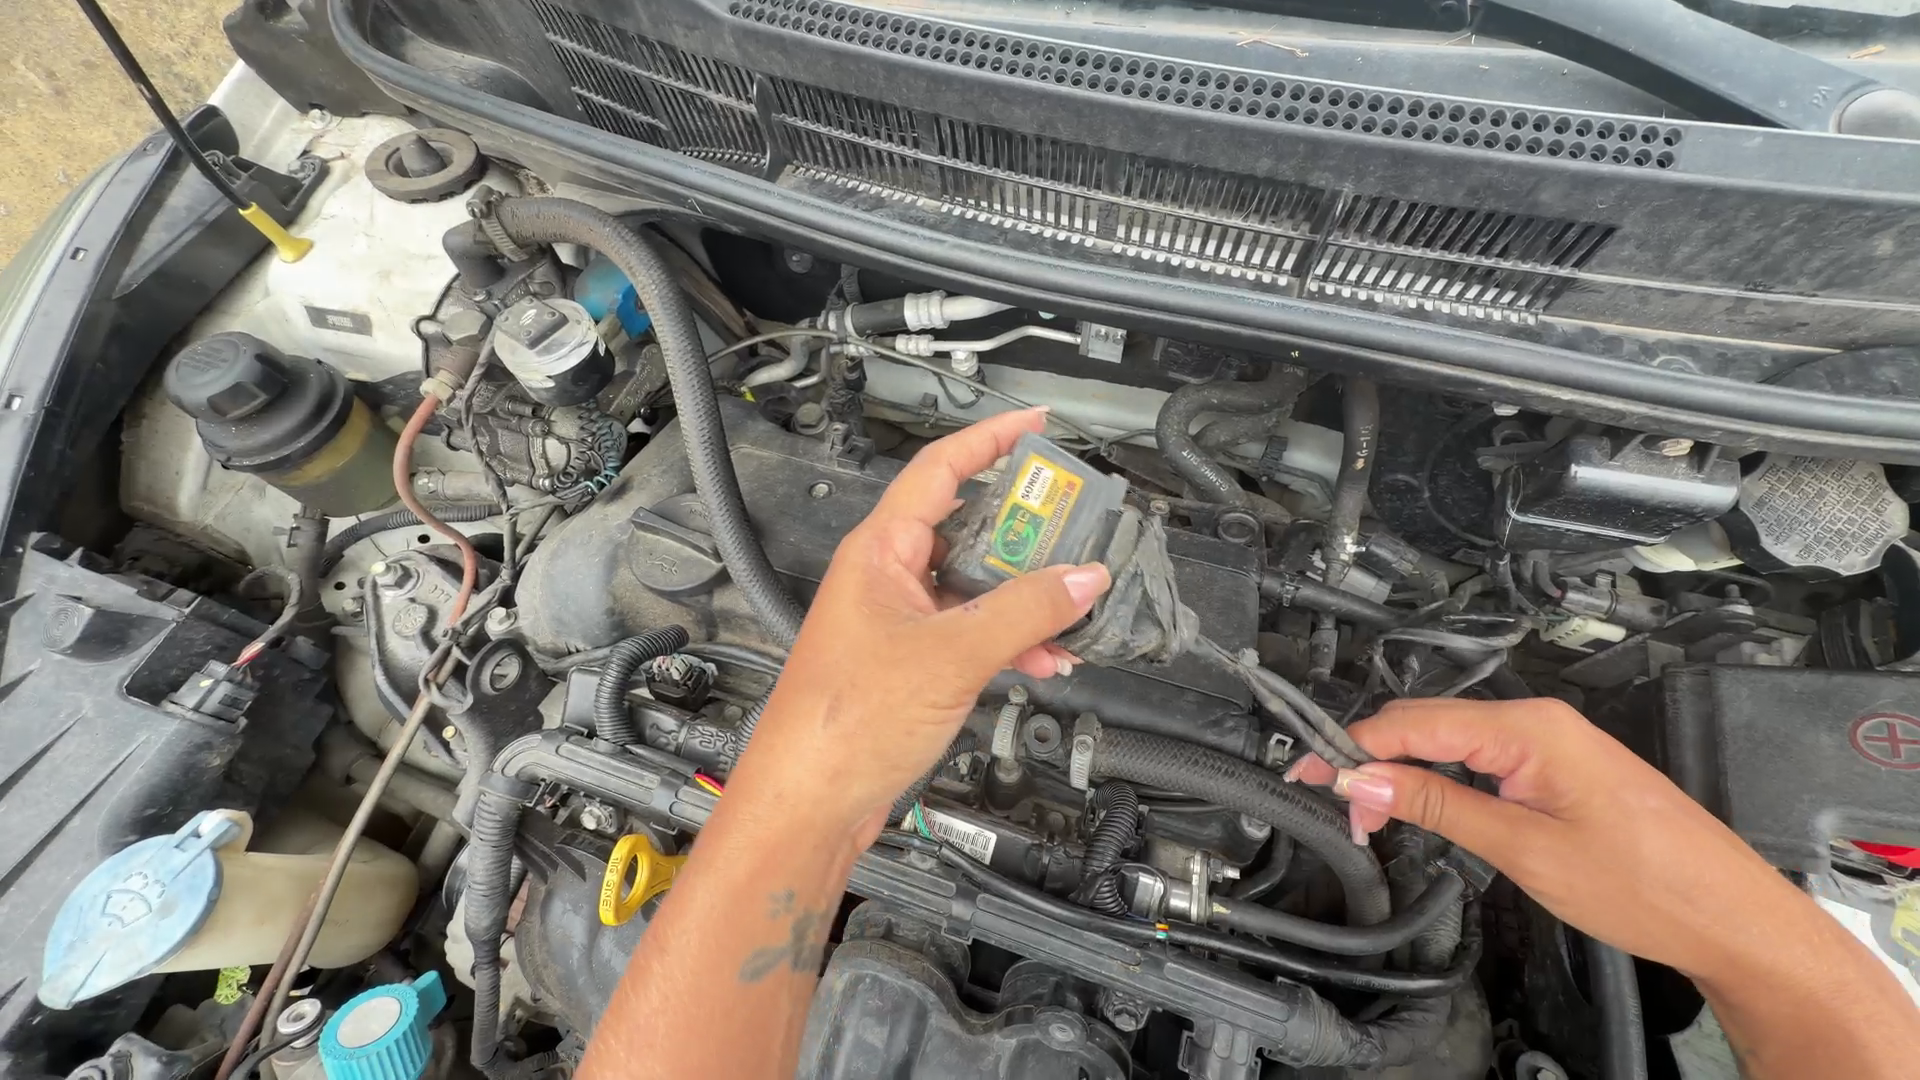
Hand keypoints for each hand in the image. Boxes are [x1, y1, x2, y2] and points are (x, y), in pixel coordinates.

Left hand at [730, 408, 1110, 839]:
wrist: (810, 802)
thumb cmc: (844, 722)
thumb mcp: (950, 654)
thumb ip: (1024, 612)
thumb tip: (1082, 577)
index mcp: (881, 551)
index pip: (939, 468)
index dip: (990, 439)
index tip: (1037, 426)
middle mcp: (888, 576)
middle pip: (967, 527)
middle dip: (1025, 530)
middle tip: (1076, 524)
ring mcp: (900, 619)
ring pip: (975, 586)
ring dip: (1025, 596)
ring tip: (1074, 603)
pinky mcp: (911, 660)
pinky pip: (971, 631)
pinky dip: (1010, 640)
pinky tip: (1046, 658)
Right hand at [1288, 697, 1813, 980]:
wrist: (1744, 926)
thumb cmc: (1649, 888)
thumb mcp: (1524, 848)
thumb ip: (1433, 805)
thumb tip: (1359, 780)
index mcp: (1526, 727)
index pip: (1410, 724)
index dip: (1350, 747)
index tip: (1308, 772)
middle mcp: (1532, 720)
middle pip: (1421, 724)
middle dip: (1370, 759)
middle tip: (1338, 804)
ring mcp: (1543, 739)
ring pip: (1442, 739)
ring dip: (1399, 770)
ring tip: (1371, 812)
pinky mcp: (1550, 762)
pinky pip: (1472, 755)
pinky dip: (1434, 777)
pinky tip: (1416, 801)